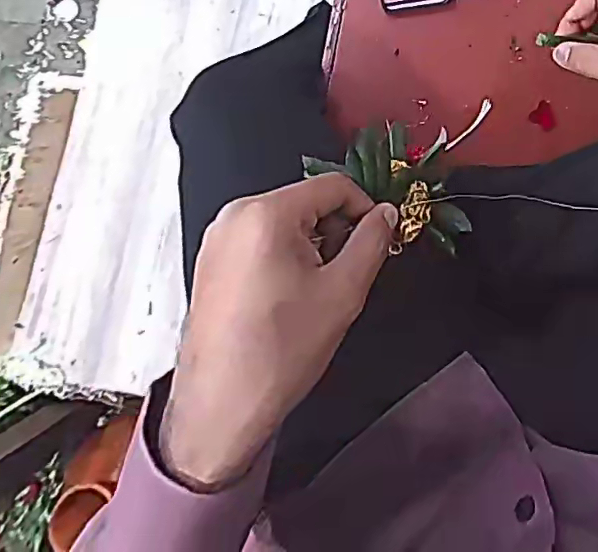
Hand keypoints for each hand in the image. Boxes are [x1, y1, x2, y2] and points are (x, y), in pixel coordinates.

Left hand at [161, 175, 397, 488]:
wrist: (218, 411)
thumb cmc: (277, 352)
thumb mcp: (344, 290)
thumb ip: (373, 240)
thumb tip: (385, 214)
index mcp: (265, 214)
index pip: (334, 186)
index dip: (365, 209)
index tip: (378, 238)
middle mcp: (236, 216)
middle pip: (310, 201)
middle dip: (337, 230)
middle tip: (345, 272)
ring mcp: (219, 238)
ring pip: (289, 221)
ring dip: (313, 245)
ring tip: (316, 290)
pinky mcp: (212, 260)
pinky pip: (264, 239)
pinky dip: (287, 256)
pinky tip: (290, 297)